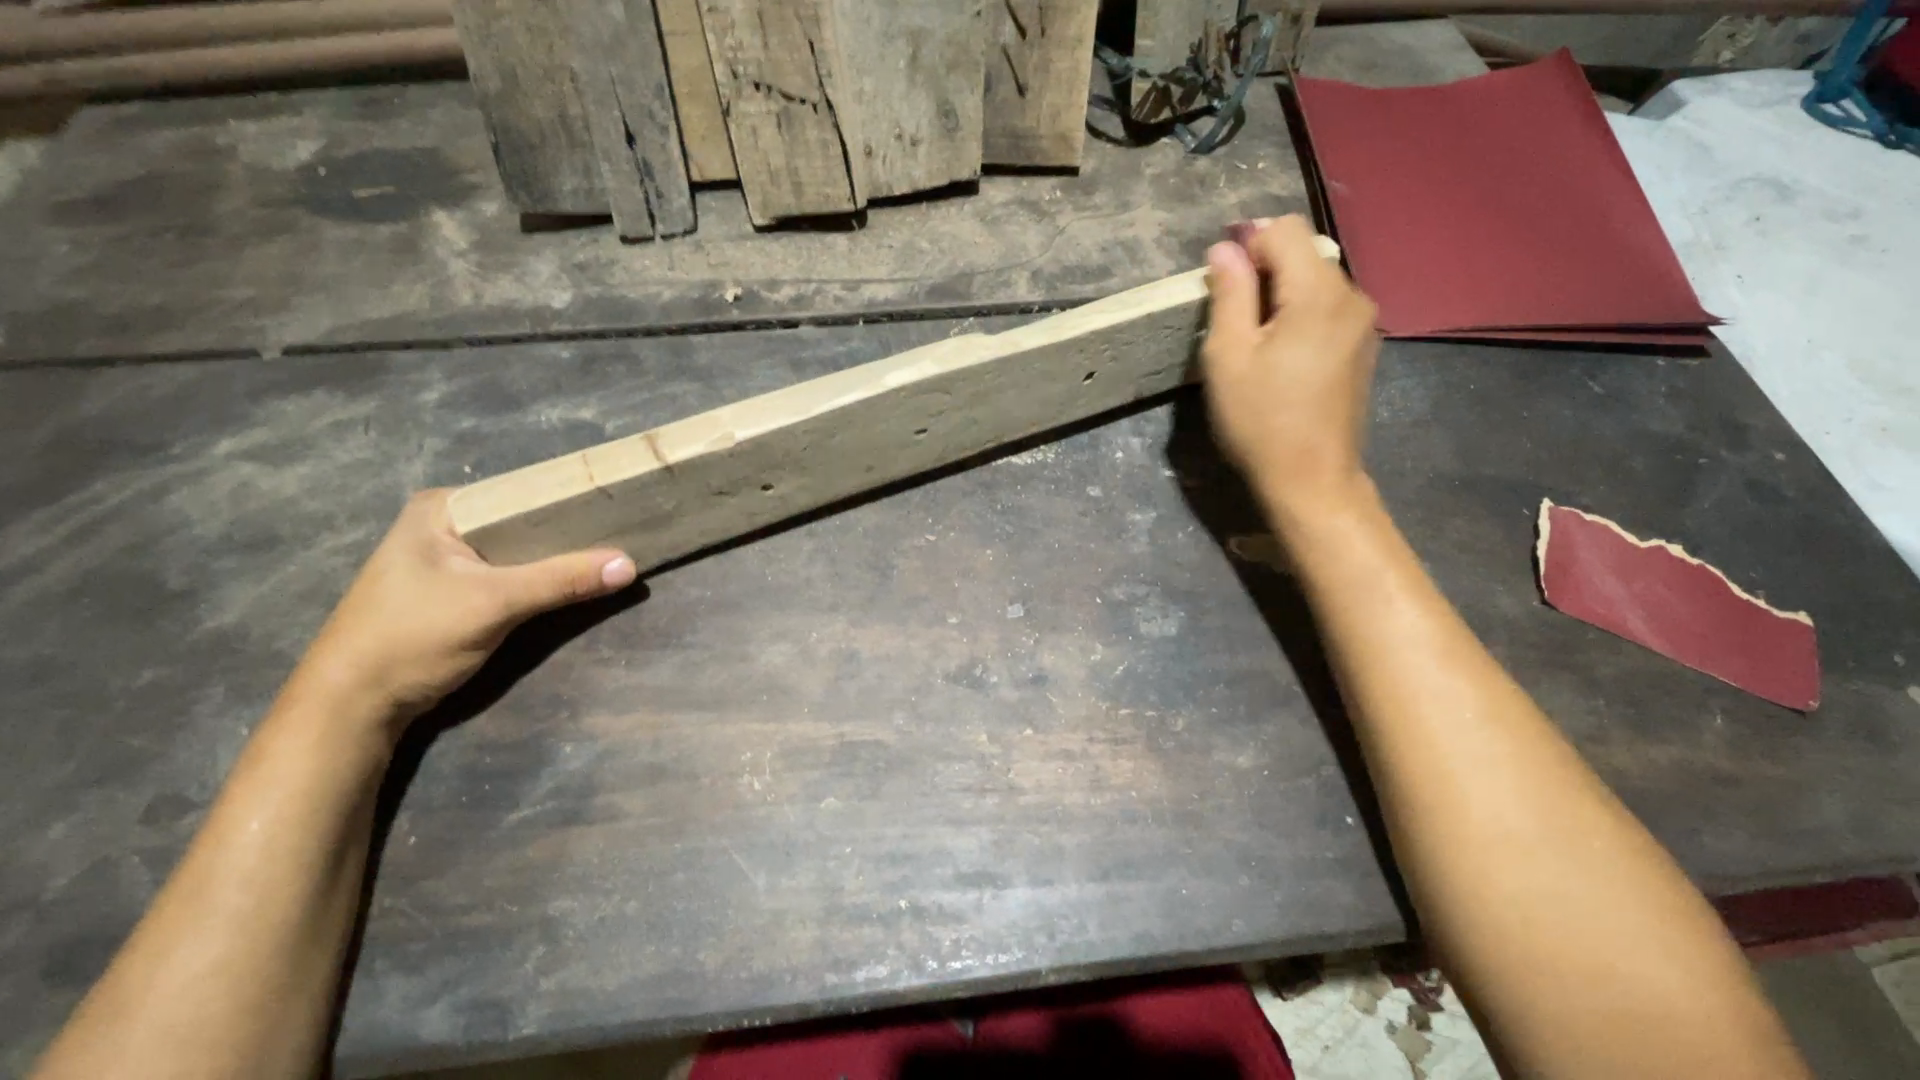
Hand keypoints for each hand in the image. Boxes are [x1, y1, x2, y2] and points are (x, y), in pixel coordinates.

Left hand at [287, 490, 635, 730]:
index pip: (523, 492)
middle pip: (525, 524)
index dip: (572, 501)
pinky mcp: (458, 594)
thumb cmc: (412, 637)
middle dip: (570, 535)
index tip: (623, 507)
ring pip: (522, 554)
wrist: (355, 705)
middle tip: (627, 535)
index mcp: (443, 508)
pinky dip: (542, 583)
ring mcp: (450, 561)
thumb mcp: (494, 603)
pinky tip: (576, 585)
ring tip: (613, 557)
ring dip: (558, 563)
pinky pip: (513, 578)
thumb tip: (630, 565)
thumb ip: (561, 580)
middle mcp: (446, 525)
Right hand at [1202, 215, 1381, 528]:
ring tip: (1257, 343)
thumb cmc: (1261, 421)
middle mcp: (1352, 295)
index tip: (1225, 288)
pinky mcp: (1363, 344)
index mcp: (1318, 293)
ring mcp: (1364, 321)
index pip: (1285, 229)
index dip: (1248, 246)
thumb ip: (1229, 293)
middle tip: (1235, 321)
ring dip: (1281, 296)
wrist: (1311, 479)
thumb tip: (1225, 248)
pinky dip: (1300, 315)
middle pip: (1303, 252)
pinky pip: (1327, 307)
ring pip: (1315, 280)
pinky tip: (1282, 356)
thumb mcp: (1228, 356)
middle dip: (1265, 272)